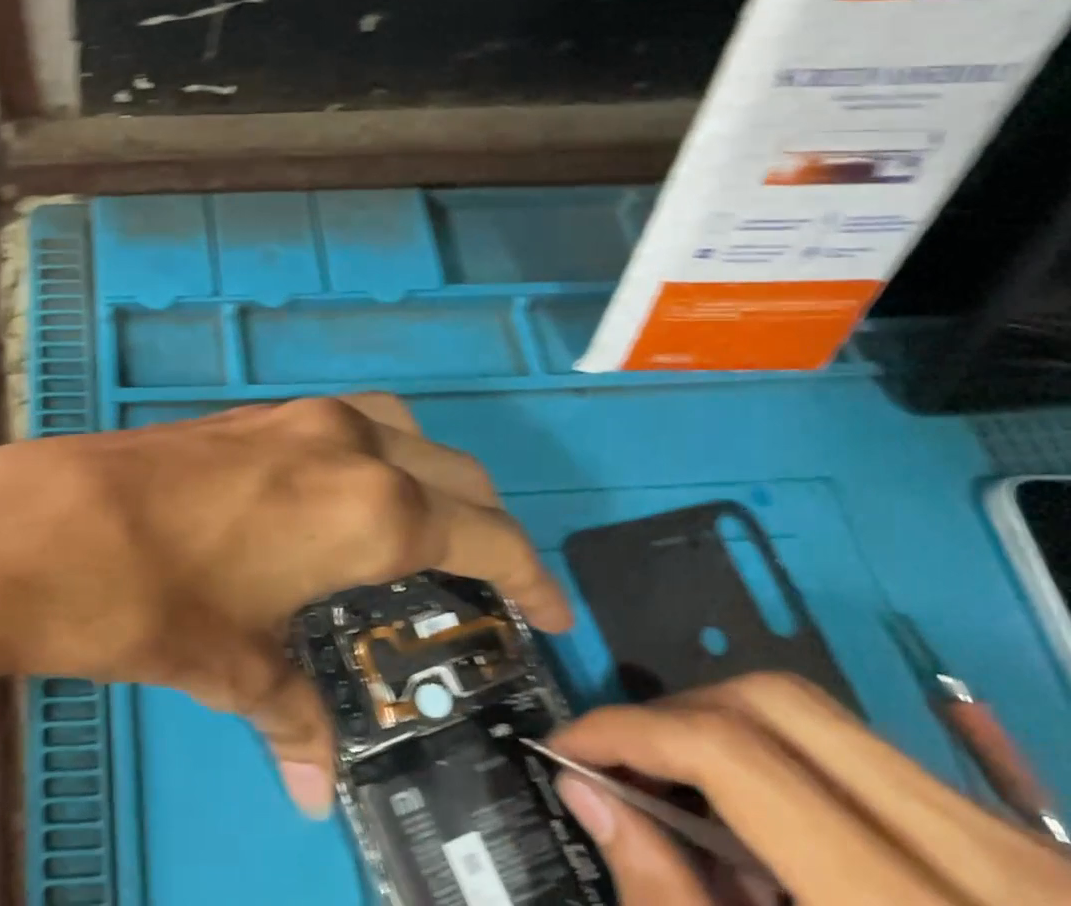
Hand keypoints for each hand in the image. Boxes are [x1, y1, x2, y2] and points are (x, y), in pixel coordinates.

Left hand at [0, 394, 570, 815]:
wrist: (32, 526)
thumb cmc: (145, 600)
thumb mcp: (231, 665)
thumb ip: (288, 714)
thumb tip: (311, 787)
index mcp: (371, 506)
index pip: (483, 534)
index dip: (527, 577)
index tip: (549, 611)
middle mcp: (345, 445)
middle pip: (449, 472)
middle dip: (480, 521)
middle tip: (483, 575)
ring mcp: (287, 419)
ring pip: (392, 430)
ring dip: (420, 472)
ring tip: (415, 527)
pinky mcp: (237, 416)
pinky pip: (332, 426)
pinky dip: (358, 456)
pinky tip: (326, 504)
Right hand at [547, 672, 1070, 904]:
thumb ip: (668, 898)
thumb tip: (585, 791)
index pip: (738, 755)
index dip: (629, 731)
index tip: (568, 747)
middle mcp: (996, 863)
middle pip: (781, 705)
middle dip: (672, 715)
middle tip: (619, 762)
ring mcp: (1031, 849)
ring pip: (827, 718)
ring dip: (725, 735)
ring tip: (686, 801)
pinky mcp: (1033, 849)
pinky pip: (873, 761)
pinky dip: (787, 769)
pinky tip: (769, 838)